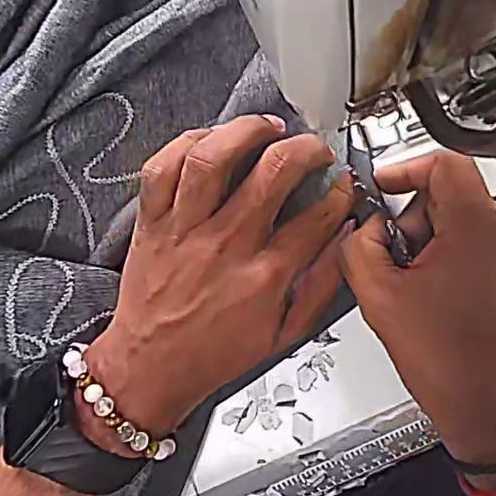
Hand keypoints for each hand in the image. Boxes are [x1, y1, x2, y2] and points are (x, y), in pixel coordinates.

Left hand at [88, 115, 355, 438]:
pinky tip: (210, 140)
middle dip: (305, 149)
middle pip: (273, 173)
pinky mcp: (153, 224)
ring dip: (246, 132)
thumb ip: (321, 285)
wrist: (151, 367)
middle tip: (313, 150)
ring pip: (213, 159)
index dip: (339, 192)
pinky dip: (186, 143)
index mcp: (264, 277)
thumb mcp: (284, 334)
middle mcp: (225, 246)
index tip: (341, 183)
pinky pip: (162, 169)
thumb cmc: (213, 354)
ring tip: (266, 128)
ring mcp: (185, 231)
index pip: (317, 216)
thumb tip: (344, 242)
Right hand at [338, 150, 495, 465]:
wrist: (495, 413)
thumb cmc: (454, 368)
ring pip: (468, 226)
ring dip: (436, 246)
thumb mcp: (379, 298)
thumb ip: (360, 246)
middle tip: (395, 259)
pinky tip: (442, 302)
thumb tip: (365, 229)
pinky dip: (459, 264)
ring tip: (420, 292)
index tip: (386, 185)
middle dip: (415, 223)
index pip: (443, 164)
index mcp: (478, 228)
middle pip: (452, 198)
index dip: (405, 169)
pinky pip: (486, 251)